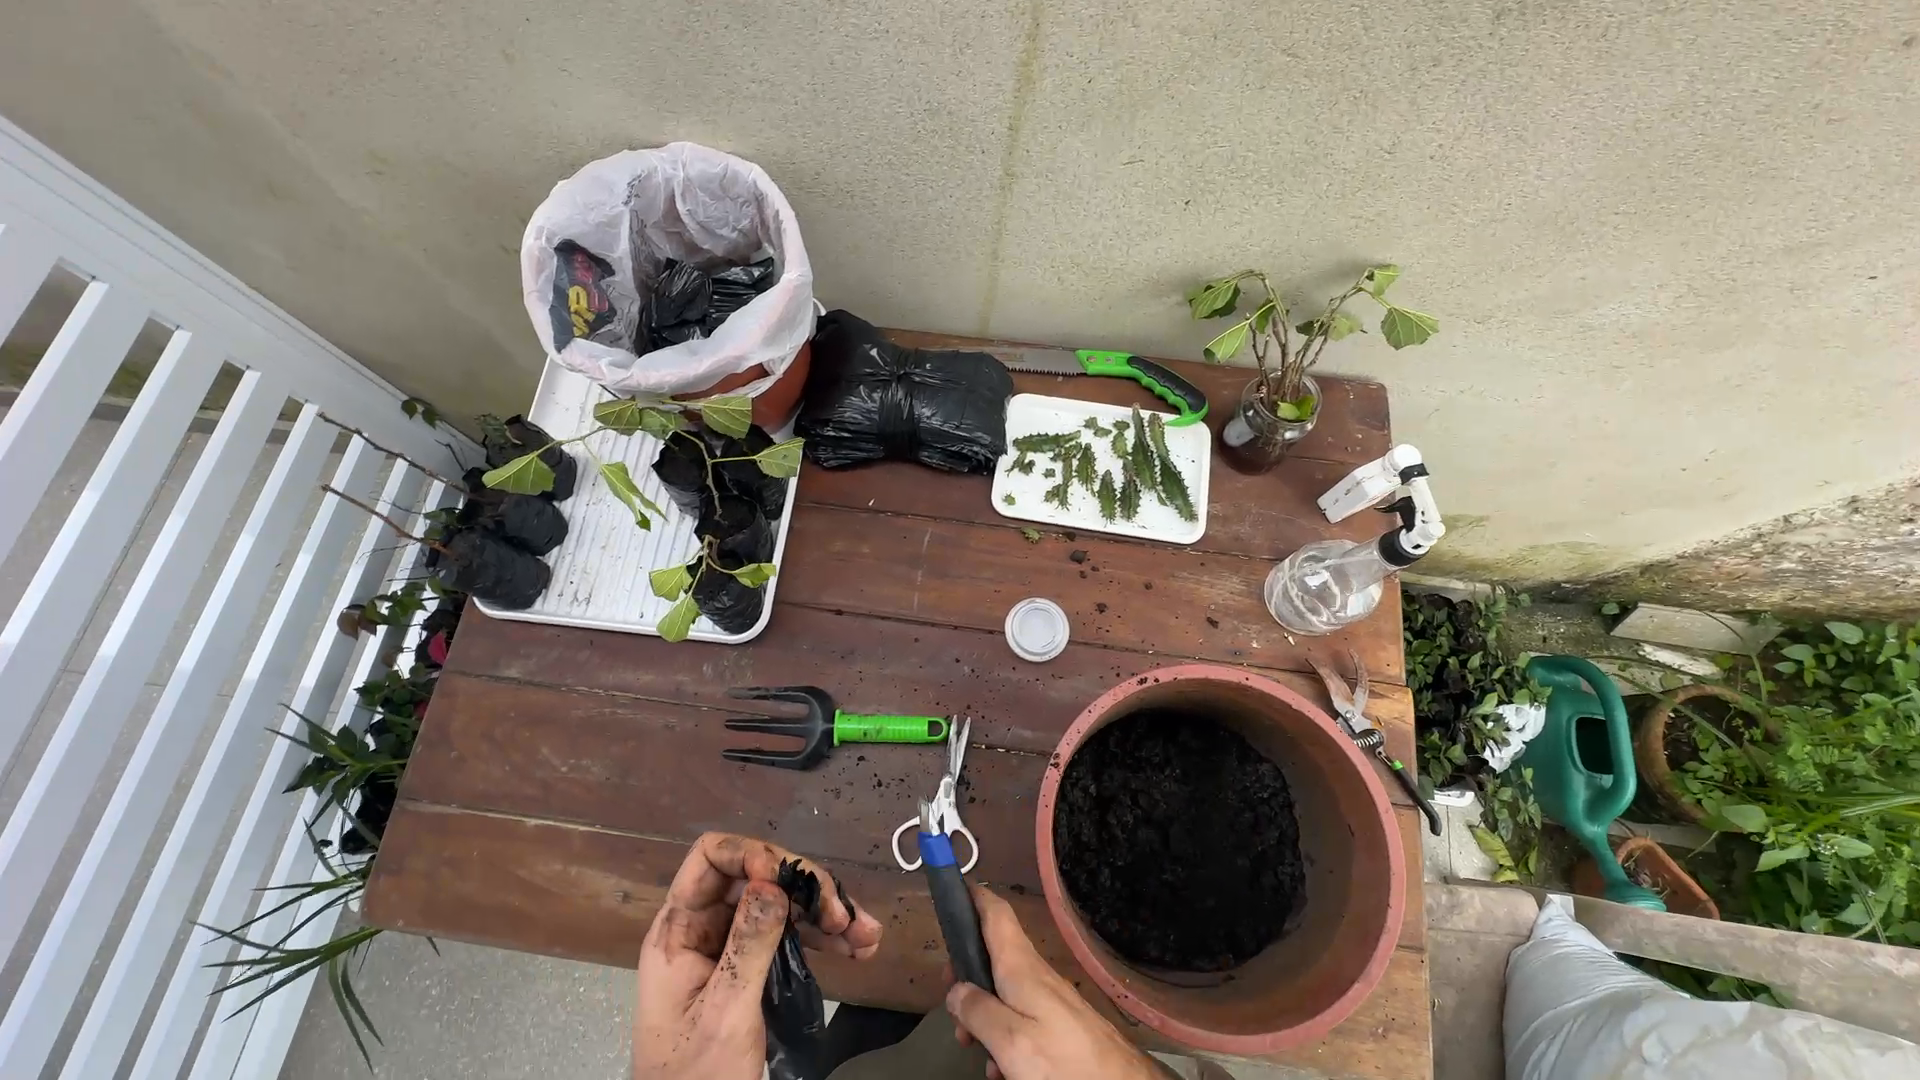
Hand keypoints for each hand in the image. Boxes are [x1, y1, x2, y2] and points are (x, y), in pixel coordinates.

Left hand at [634, 832, 883, 1079]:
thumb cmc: (698, 1078)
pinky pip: (793, 935)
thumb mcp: (724, 1013)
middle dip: (805, 887)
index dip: (750, 855)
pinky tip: (860, 946)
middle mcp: (706, 928)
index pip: (710, 859)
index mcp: (681, 930)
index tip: (788, 880)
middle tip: (843, 914)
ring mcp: (731, 946)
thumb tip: (772, 881)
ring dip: (827, 912)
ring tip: (867, 933)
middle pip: (759, 877)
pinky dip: (828, 937)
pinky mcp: (754, 967)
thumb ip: (748, 945)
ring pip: (783, 904)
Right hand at [944, 885, 1162, 1079]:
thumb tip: (956, 990)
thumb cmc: (1062, 1059)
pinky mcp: (1056, 1019)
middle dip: (965, 975)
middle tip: (951, 1006)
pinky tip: (1003, 1066)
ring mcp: (1047, 995)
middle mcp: (1034, 972)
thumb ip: (978, 1012)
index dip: (973, 895)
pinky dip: (1003, 1033)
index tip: (953, 888)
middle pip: (991, 955)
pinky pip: (1019, 1015)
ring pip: (1002, 990)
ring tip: (973, 1046)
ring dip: (983, 1014)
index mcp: (1020, 966)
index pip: (996, 912)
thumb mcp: (1011, 1040)